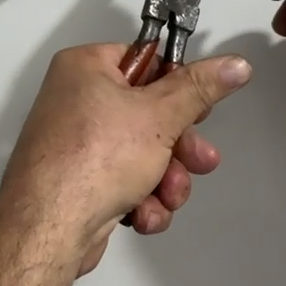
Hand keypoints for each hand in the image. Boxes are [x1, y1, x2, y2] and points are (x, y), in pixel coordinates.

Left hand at [0, 45, 251, 274]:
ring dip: (165, 179)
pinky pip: (124, 180)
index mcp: (84, 66)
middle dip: (178, 146)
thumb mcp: (159, 115)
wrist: (50, 225)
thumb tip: (235, 63)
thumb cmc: (97, 156)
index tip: (198, 110)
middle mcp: (74, 97)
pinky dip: (141, 198)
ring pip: (142, 152)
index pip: (144, 60)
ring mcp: (75, 141)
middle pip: (148, 112)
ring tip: (166, 195)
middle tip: (198, 161)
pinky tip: (143, 214)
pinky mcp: (78, 179)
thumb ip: (200, 89)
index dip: (176, 87)